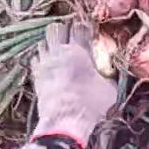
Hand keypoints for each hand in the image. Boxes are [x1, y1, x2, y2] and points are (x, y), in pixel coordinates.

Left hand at [30, 21, 117, 146]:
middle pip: (56, 28)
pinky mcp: (36, 75)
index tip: (88, 32)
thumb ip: (109, 76)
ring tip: (59, 51)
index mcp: (79, 51)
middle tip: (71, 38)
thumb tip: (112, 74)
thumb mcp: (109, 90)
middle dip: (64, 30)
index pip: (79, 27)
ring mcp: (44, 63)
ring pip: (43, 41)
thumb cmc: (90, 104)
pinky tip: (49, 65)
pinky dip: (42, 58)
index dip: (84, 27)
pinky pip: (36, 58)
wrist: (64, 121)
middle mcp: (59, 52)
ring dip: (51, 43)